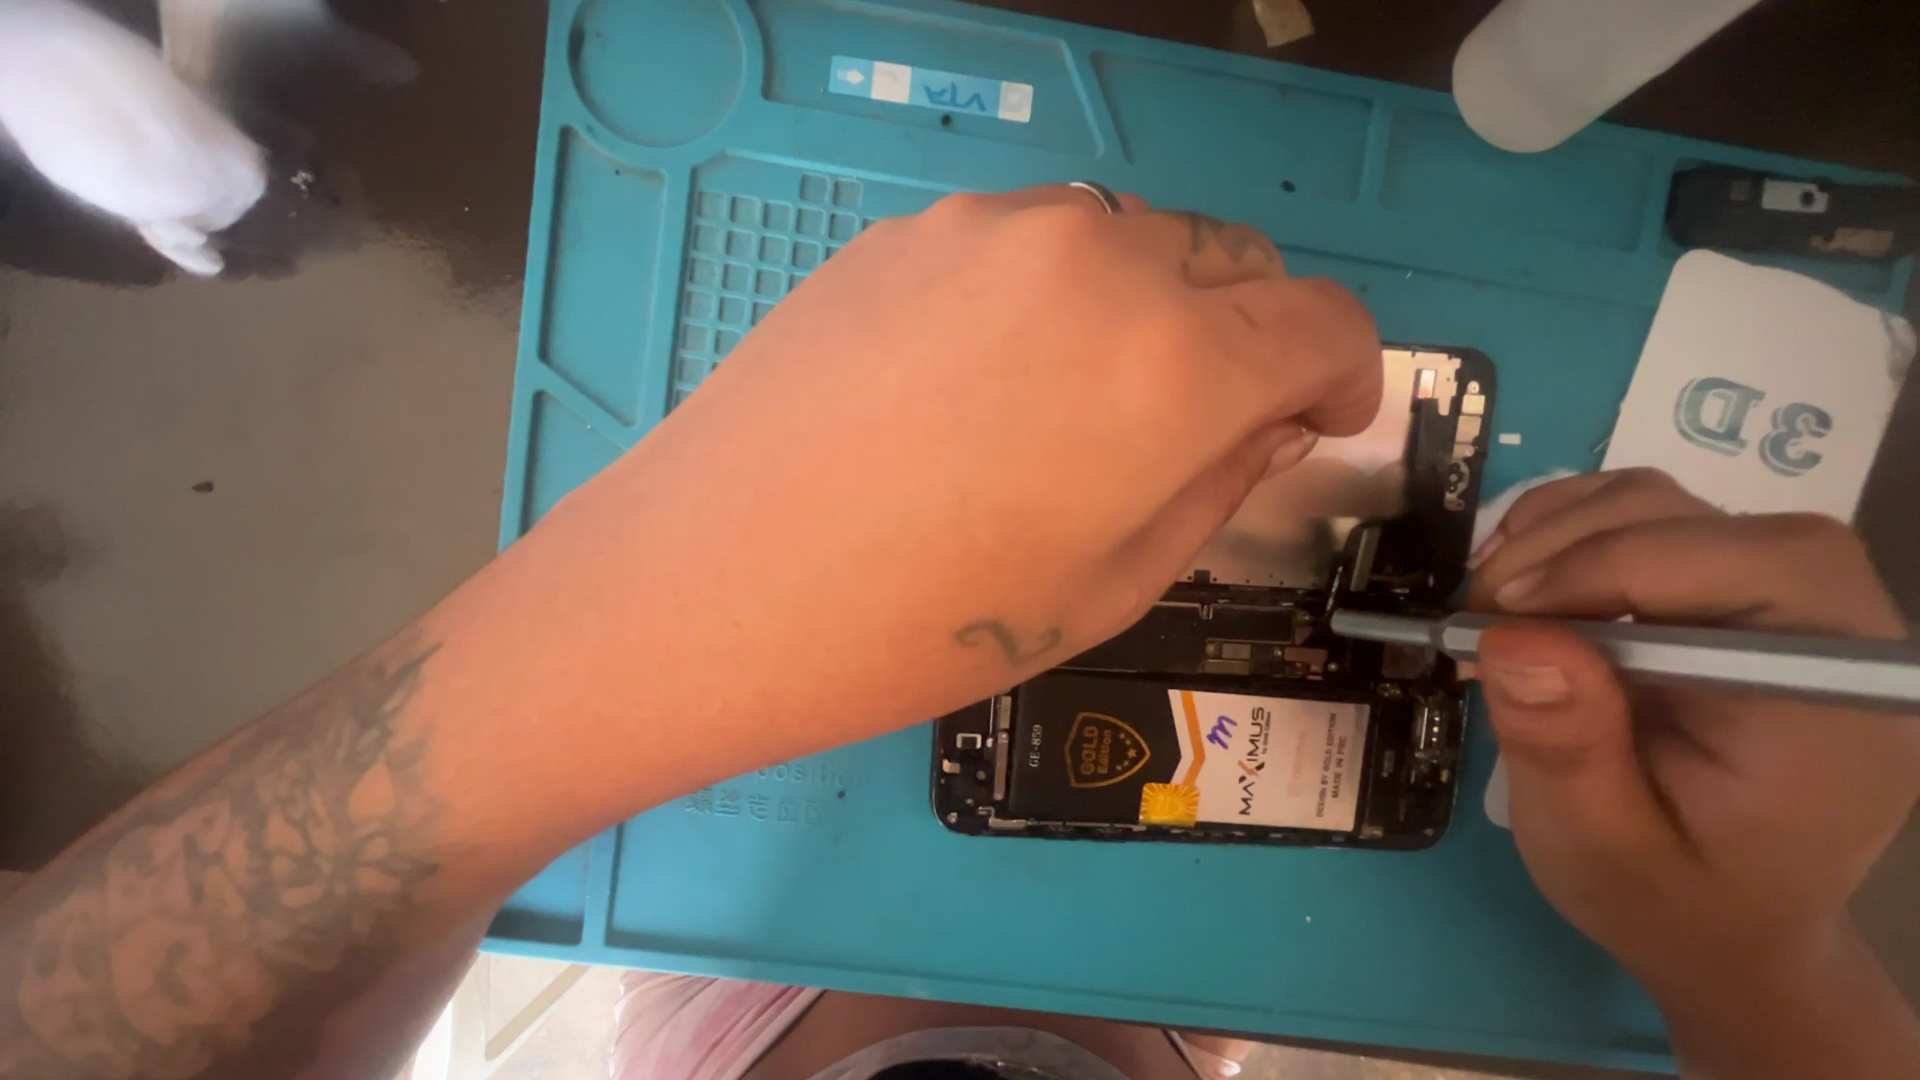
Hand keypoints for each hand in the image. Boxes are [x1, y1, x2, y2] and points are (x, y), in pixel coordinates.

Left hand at [549, 185, 1380, 745]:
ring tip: (1081, 405)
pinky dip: (1053, 299)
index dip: (1343, 373)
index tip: (1318, 420)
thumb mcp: (1109, 588)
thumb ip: (1215, 483)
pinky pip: (1028, 248)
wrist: (711, 587)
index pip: (1326, 322)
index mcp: (1172, 363)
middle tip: (1198, 425)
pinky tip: (983, 379)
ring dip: (1149, 312)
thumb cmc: (920, 627)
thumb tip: (1269, 415)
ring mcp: (989, 231)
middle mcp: (1097, 258)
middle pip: (1233, 267)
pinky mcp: (905, 234)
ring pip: (1130, 244)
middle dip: (1247, 342)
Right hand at [1466, 469, 1919, 1024]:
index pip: (1767, 568)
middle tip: (1474, 612)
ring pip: (1656, 503)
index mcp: (1831, 703)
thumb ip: (1567, 748)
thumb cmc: (1666, 896)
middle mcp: (1818, 634)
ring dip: (1549, 534)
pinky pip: (1630, 519)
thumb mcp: (1600, 846)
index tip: (1506, 611)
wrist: (1711, 916)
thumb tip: (1511, 636)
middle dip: (1565, 549)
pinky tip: (1512, 586)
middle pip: (1702, 519)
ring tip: (1483, 601)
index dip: (1625, 564)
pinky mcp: (1706, 596)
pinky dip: (1553, 532)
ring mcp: (1762, 607)